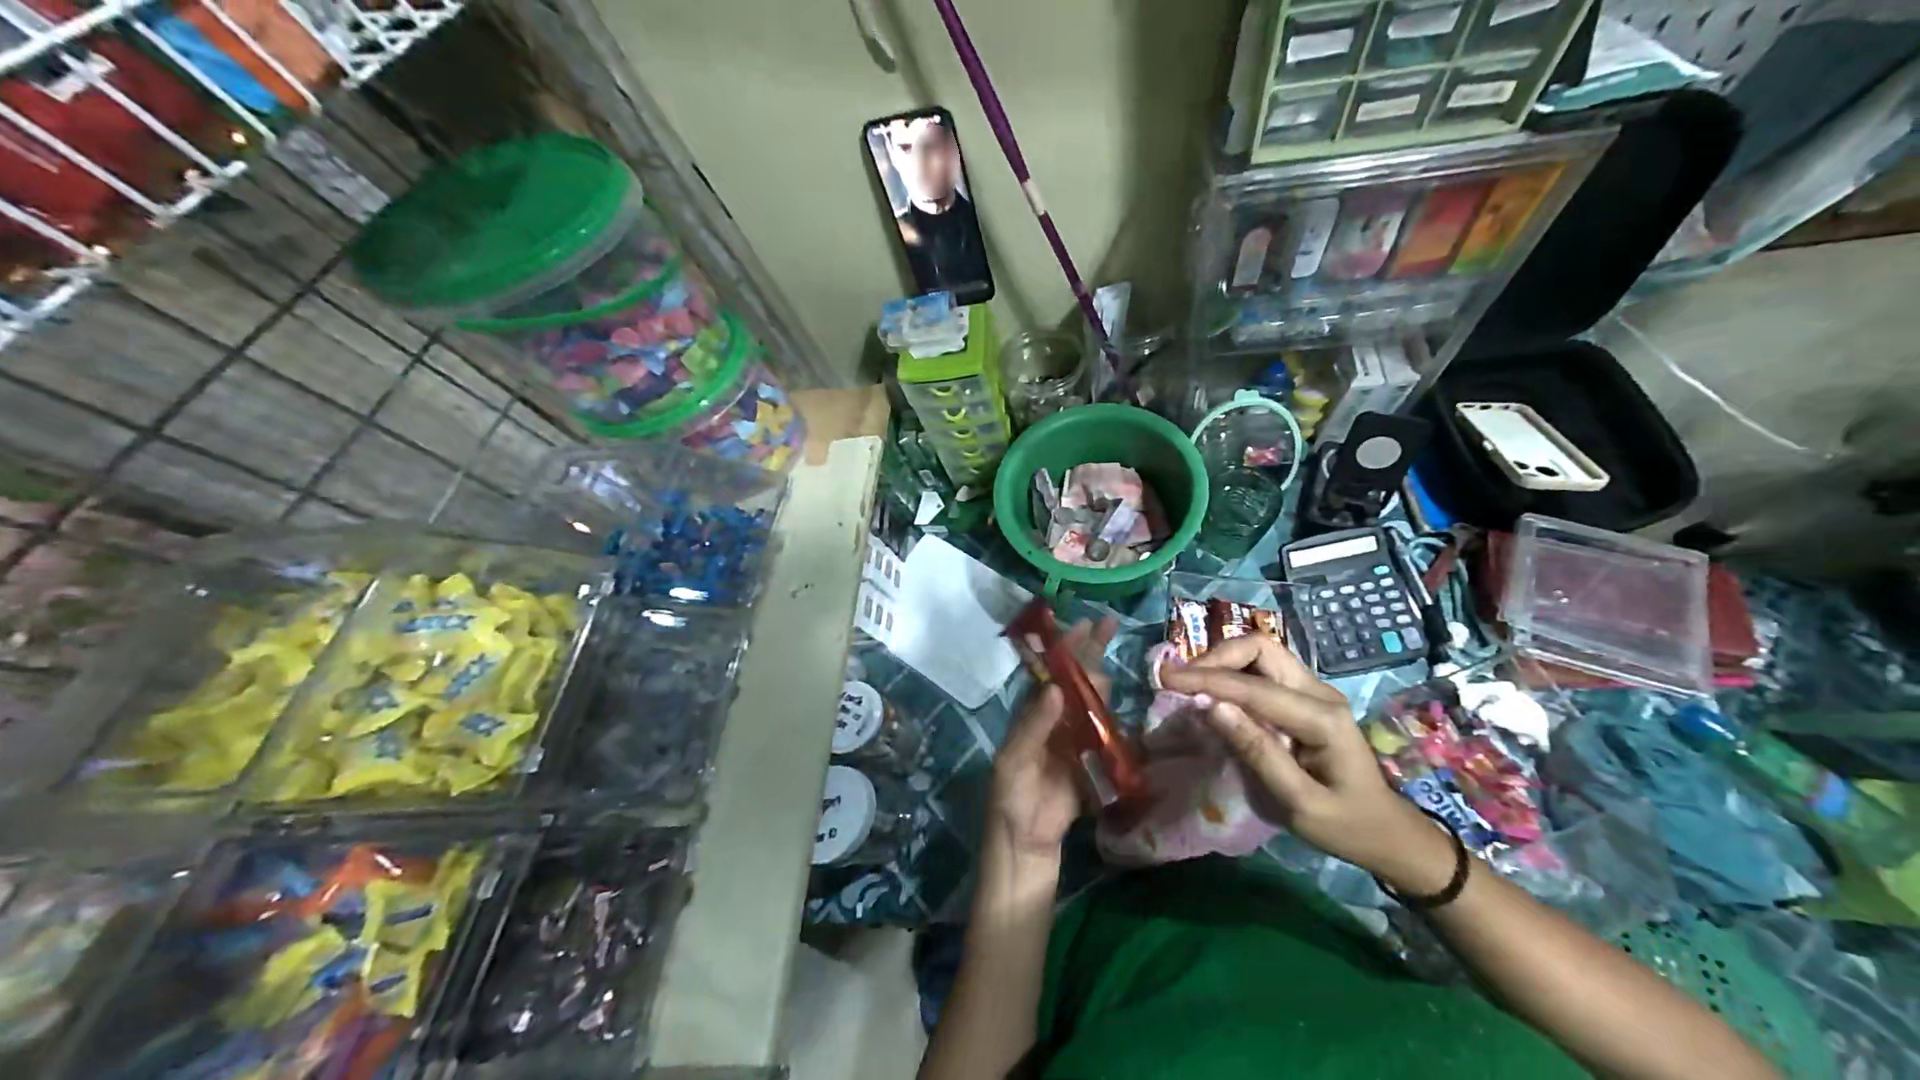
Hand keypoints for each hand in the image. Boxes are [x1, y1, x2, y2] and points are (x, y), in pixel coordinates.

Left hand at [991, 617, 1118, 861]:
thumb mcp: (1014, 761)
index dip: (1068, 648)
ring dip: (1102, 687)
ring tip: (1109, 674)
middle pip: (1077, 682)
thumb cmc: (1011, 798)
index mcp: (1033, 715)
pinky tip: (1127, 713)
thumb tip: (1056, 687)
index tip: (1087, 623)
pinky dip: (1117, 724)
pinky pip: (1107, 737)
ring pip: (1094, 705)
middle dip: (1091, 654)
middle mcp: (1055, 721)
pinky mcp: (1093, 763)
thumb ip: (1034, 726)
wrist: (1026, 843)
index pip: (1052, 674)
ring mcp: (1075, 741)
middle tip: (1111, 628)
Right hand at [1160, 634, 1454, 893]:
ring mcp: (1314, 691)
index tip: (1165, 680)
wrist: (1389, 833)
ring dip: (1222, 662)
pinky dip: (1232, 673)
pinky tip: (1213, 694)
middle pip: (1260, 648)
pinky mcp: (1304, 698)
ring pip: (1260, 654)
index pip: (1253, 686)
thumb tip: (1210, 706)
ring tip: (1190, 685)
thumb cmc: (1346, 824)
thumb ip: (1257, 752)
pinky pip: (1263, 671)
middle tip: (1179, 682)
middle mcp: (1319, 692)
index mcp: (1321, 718)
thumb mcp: (1300, 803)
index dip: (1206, 678)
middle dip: (1215, 658)